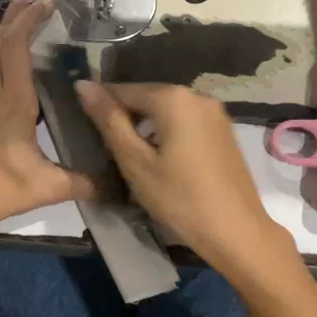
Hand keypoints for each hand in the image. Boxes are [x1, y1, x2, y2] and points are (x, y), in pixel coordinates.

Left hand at [0, 0, 95, 243]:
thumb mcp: (46, 189)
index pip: (21, 49)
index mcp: (14, 103)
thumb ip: (84, 182)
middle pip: (3, 44)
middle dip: (20, 18)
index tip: (47, 5)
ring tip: (13, 5)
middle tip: (36, 0)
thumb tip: (117, 183)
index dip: (32, 22)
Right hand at [75, 82, 294, 279]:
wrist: (236, 231)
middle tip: (103, 147)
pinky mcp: (223, 131)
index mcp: (173, 98)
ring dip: (144, 126)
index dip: (99, 105)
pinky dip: (165, 133)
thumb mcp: (134, 161)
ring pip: (165, 110)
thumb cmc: (179, 198)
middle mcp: (196, 95)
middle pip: (146, 97)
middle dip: (123, 116)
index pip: (122, 89)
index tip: (80, 125)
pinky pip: (184, 121)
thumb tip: (83, 85)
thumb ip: (108, 120)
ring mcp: (214, 113)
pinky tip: (158, 159)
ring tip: (128, 156)